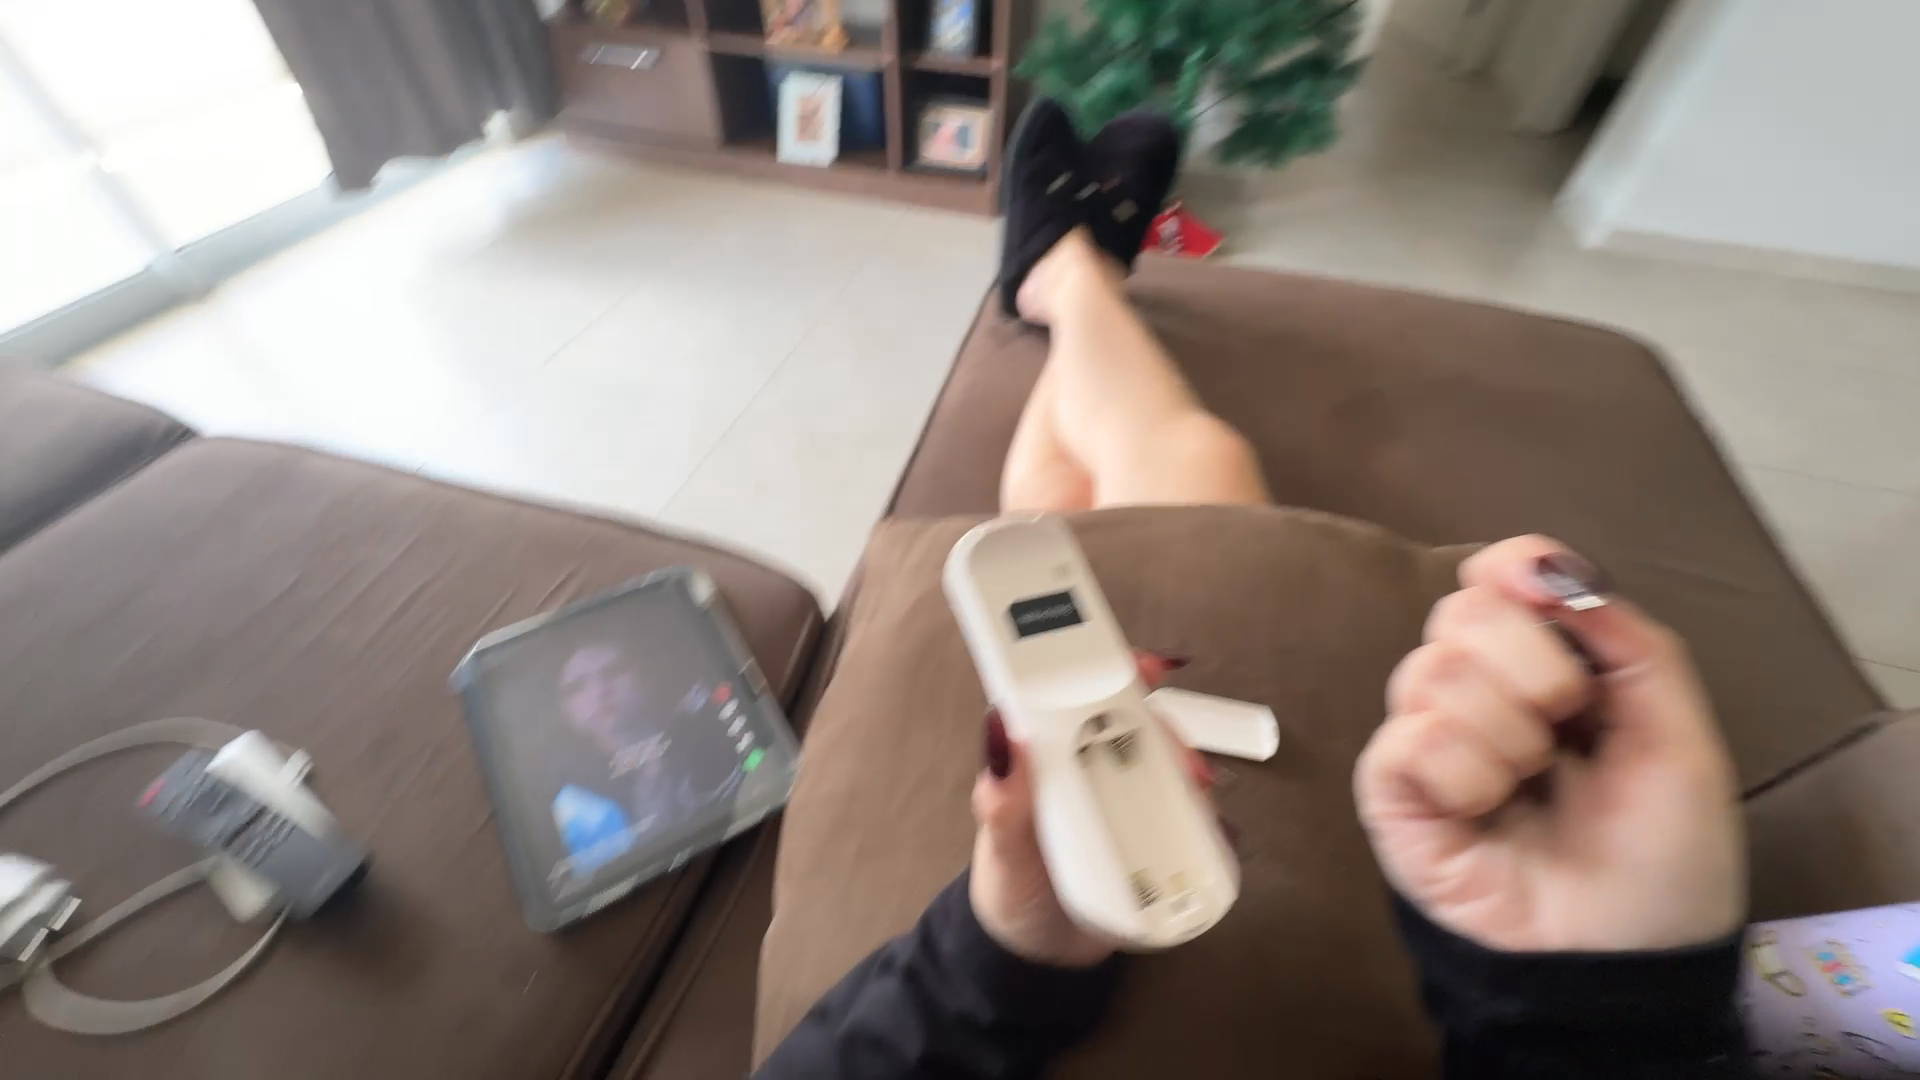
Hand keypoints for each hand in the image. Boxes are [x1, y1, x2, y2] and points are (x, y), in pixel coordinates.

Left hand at [970, 651, 1212, 966]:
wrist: (1040, 953)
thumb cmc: (1011, 887)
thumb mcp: (1001, 848)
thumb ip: (1000, 802)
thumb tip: (1002, 733)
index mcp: (1043, 752)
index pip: (1075, 692)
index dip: (1110, 669)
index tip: (1148, 667)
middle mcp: (1083, 762)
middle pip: (1130, 720)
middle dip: (1163, 725)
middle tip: (1185, 759)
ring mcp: (1117, 794)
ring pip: (1159, 756)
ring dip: (1186, 761)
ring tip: (1199, 788)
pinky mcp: (1145, 828)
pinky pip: (1178, 802)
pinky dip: (1197, 801)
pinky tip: (1207, 814)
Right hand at [1354, 536, 1745, 952]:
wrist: (1608, 955)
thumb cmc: (1653, 854)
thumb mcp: (1679, 745)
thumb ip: (1635, 648)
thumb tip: (1554, 570)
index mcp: (1536, 668)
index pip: (1495, 580)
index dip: (1511, 567)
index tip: (1535, 584)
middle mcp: (1468, 686)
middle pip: (1459, 614)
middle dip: (1530, 669)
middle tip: (1564, 727)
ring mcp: (1418, 730)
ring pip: (1433, 674)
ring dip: (1507, 738)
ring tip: (1526, 786)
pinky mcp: (1384, 778)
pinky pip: (1411, 738)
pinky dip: (1464, 774)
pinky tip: (1479, 809)